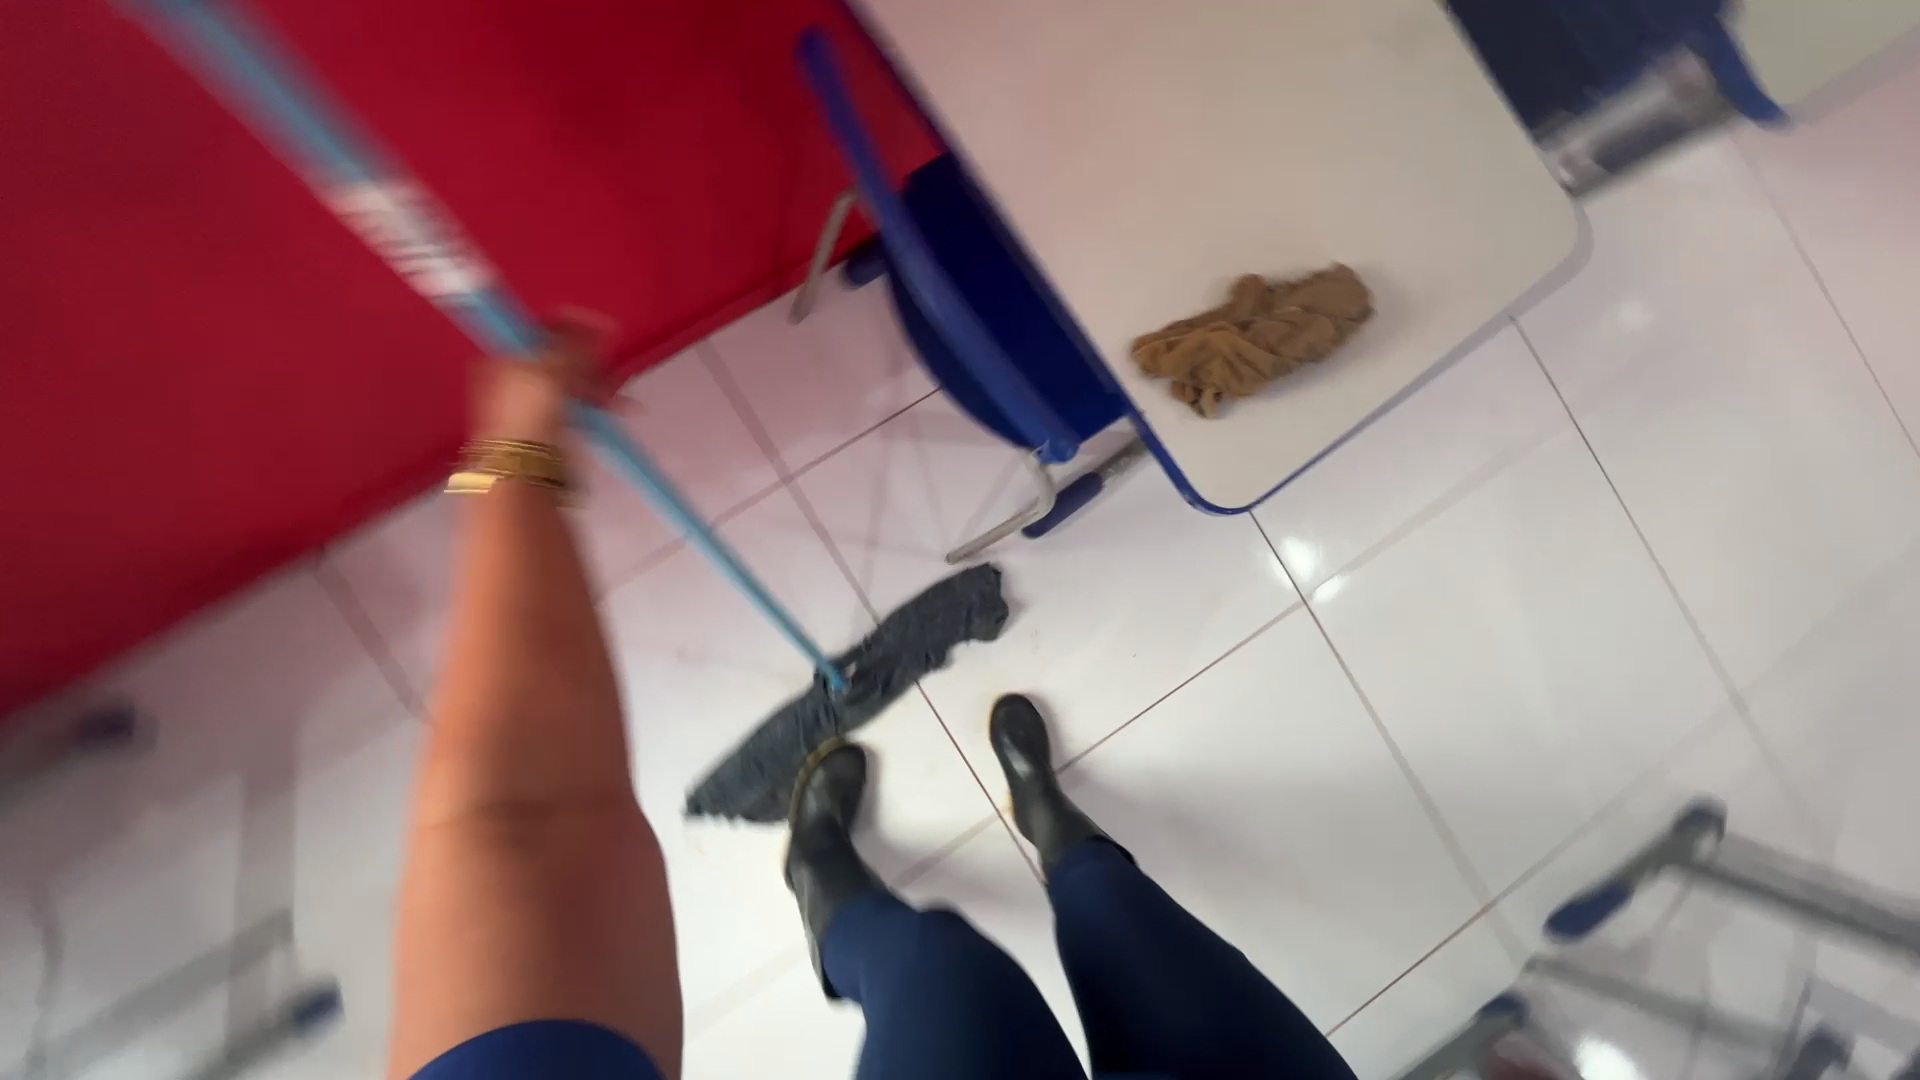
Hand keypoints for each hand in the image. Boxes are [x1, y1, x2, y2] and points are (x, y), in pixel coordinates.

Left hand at [472, 308, 615, 445]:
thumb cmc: (530, 415)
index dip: (575, 325)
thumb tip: (599, 323)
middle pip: (567, 354)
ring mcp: (544, 400)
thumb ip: (574, 343)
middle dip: (592, 359)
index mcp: (511, 357)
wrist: (527, 468)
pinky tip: (624, 406)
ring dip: (603, 382)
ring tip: (617, 393)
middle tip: (607, 364)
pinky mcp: (562, 421)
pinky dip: (606, 403)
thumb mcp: (549, 370)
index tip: (603, 328)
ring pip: (581, 380)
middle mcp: (524, 375)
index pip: (544, 328)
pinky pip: (589, 403)